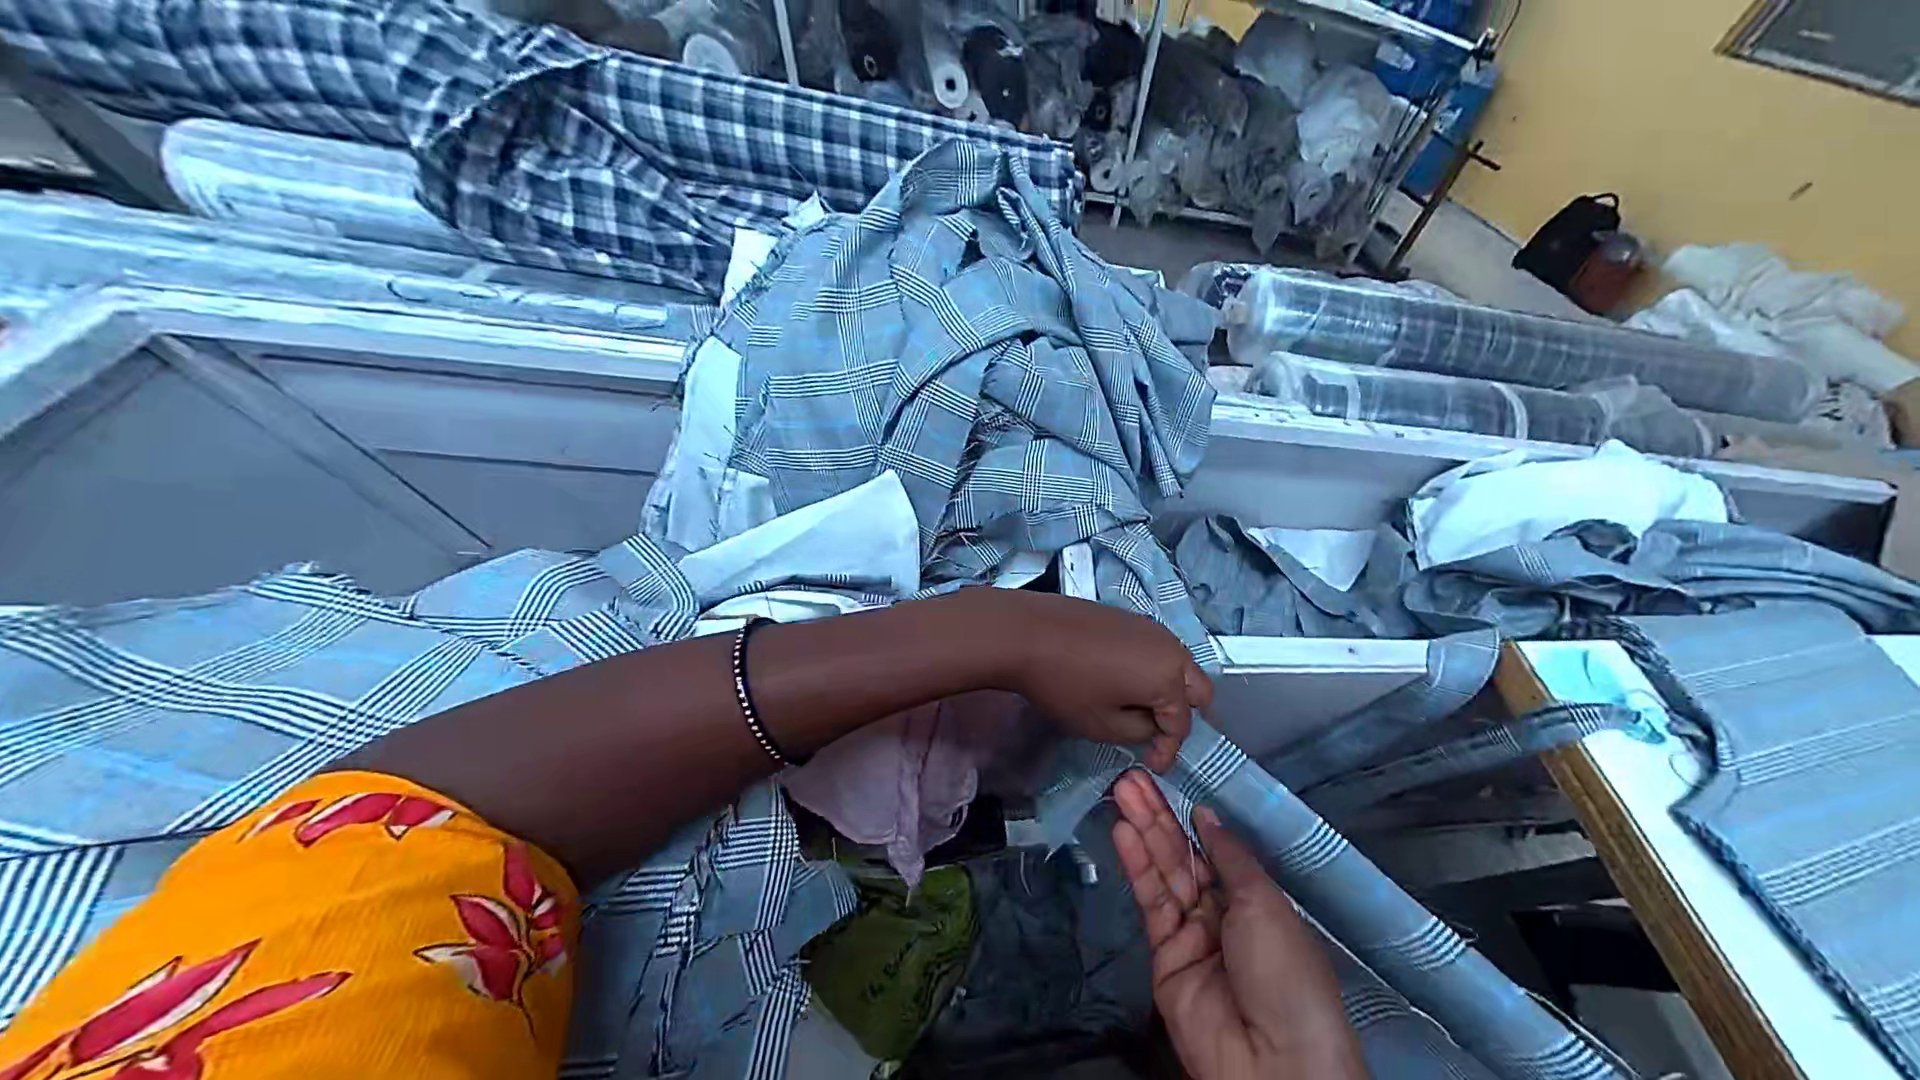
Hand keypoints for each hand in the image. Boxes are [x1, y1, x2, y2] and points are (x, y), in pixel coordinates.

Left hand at [975, 590, 1210, 771]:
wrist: (1026, 632)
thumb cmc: (1065, 684)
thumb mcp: (1103, 724)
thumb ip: (1139, 731)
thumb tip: (1151, 724)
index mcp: (1169, 677)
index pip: (1181, 724)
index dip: (1168, 750)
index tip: (1154, 765)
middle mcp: (1170, 647)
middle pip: (1196, 688)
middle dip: (1181, 715)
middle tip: (1155, 733)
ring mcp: (1149, 627)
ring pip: (1178, 665)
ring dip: (1167, 690)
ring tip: (1137, 708)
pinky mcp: (1128, 617)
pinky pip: (1154, 648)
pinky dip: (1150, 668)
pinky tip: (1122, 679)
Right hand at [1111, 771, 1367, 1079]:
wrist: (1272, 1062)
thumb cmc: (1285, 973)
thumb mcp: (1265, 904)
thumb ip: (1229, 856)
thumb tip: (1206, 815)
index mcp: (1254, 902)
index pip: (1214, 850)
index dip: (1189, 817)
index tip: (1166, 783)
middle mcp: (1220, 913)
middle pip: (1183, 856)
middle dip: (1157, 816)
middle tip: (1131, 778)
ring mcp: (1190, 934)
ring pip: (1162, 872)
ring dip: (1141, 831)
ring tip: (1121, 791)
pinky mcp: (1163, 953)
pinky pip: (1150, 901)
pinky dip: (1136, 865)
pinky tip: (1122, 832)